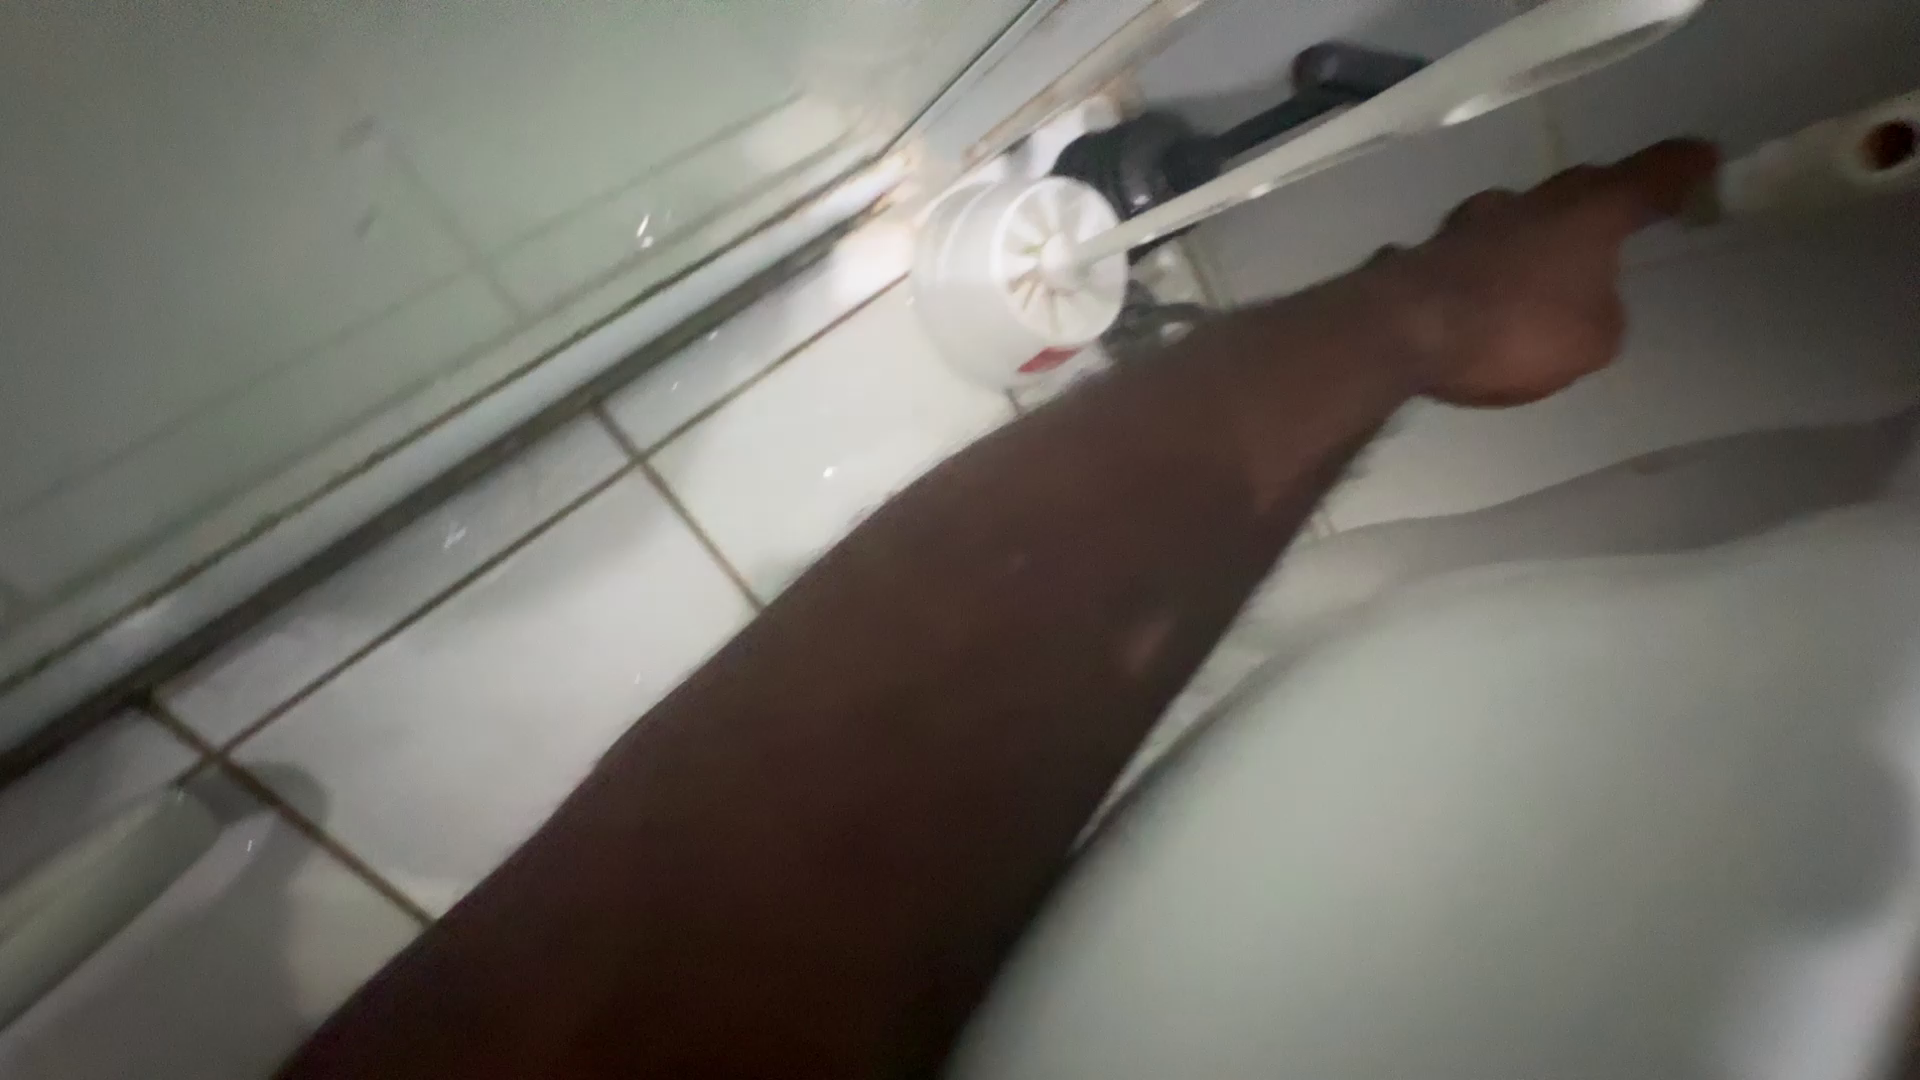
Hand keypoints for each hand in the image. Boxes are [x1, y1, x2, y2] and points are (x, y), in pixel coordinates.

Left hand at [1377, 139, 1719, 406]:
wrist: (1397, 335)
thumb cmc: (1509, 333)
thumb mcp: (1590, 341)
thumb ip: (1598, 317)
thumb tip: (1575, 307)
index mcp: (1585, 215)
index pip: (1650, 176)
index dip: (1678, 172)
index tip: (1699, 164)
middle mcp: (1518, 209)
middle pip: (1565, 192)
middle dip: (1585, 204)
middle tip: (1599, 216)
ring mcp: (1451, 233)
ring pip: (1491, 221)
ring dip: (1505, 238)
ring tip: (1510, 264)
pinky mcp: (1402, 265)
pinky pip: (1434, 263)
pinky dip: (1444, 275)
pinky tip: (1436, 293)